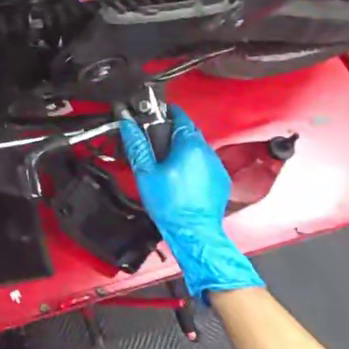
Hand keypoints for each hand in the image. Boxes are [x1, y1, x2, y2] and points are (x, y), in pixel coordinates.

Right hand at [120, 106, 263, 294]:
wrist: (195, 234)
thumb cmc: (171, 206)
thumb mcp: (146, 174)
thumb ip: (137, 145)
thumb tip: (127, 124)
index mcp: (189, 144)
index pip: (179, 115)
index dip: (165, 114)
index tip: (154, 118)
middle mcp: (207, 151)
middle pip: (188, 131)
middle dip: (172, 134)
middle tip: (156, 145)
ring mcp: (216, 165)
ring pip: (198, 148)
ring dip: (184, 151)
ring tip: (168, 166)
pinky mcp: (221, 179)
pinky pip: (206, 164)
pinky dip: (195, 166)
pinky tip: (183, 180)